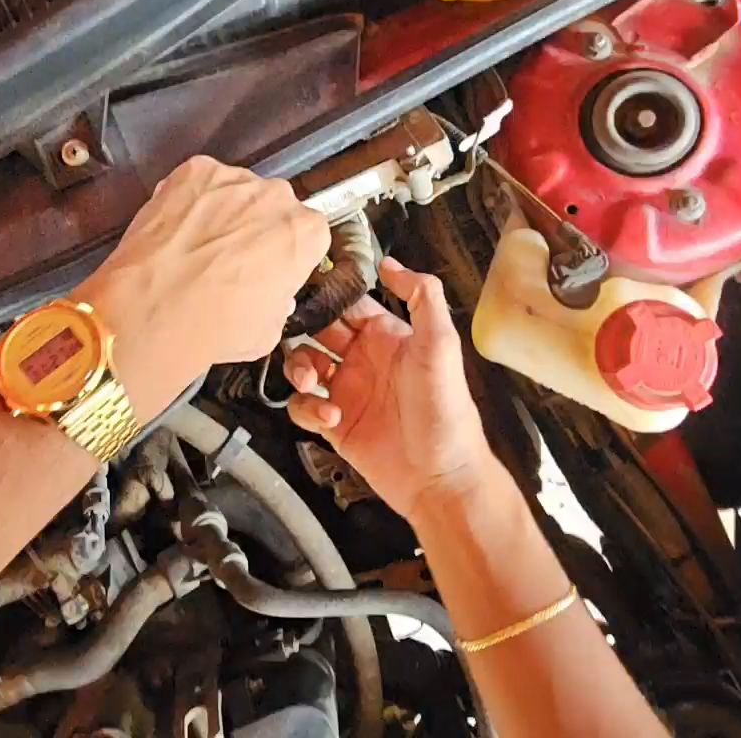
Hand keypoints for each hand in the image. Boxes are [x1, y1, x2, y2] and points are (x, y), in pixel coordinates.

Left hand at [74, 156, 329, 417]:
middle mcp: (277, 196)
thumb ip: (278, 301)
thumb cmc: (216, 325)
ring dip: (223, 212)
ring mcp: (234, 179)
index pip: (306, 235)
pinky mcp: (194, 171)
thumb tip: (269, 295)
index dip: (285, 254)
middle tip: (230, 260)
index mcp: (307, 232)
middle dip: (256, 228)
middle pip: (273, 207)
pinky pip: (199, 182)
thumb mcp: (268, 330)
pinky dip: (190, 199)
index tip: (269, 269)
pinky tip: (177, 231)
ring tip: (196, 247)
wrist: (155, 309)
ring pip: (235, 192)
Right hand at [285, 257, 495, 523]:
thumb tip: (389, 263)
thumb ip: (422, 296)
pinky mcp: (335, 425)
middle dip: (302, 330)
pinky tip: (330, 417)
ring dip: (299, 368)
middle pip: (317, 331)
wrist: (441, 477)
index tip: (304, 291)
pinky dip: (307, 408)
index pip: (347, 303)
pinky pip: (303, 407)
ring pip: (304, 365)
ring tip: (313, 381)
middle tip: (295, 333)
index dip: (326, 297)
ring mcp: (347, 392)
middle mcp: (363, 359)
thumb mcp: (440, 344)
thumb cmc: (445, 408)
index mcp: (385, 335)